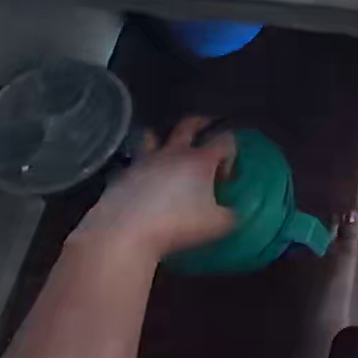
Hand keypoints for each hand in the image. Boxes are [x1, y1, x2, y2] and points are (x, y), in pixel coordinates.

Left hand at [82, 117, 236, 260]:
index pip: (225, 141)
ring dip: (161, 138)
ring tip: (165, 149)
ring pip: (152, 136)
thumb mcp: (218, 225)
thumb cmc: (177, 225)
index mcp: (200, 159)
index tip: (226, 178)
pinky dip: (141, 167)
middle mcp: (173, 152)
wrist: (125, 234)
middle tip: (207, 128)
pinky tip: (143, 183)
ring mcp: (145, 161)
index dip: (231, 155)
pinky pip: (134, 163)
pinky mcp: (122, 175)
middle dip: (201, 123)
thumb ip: (232, 215)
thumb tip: (235, 213)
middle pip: (189, 125)